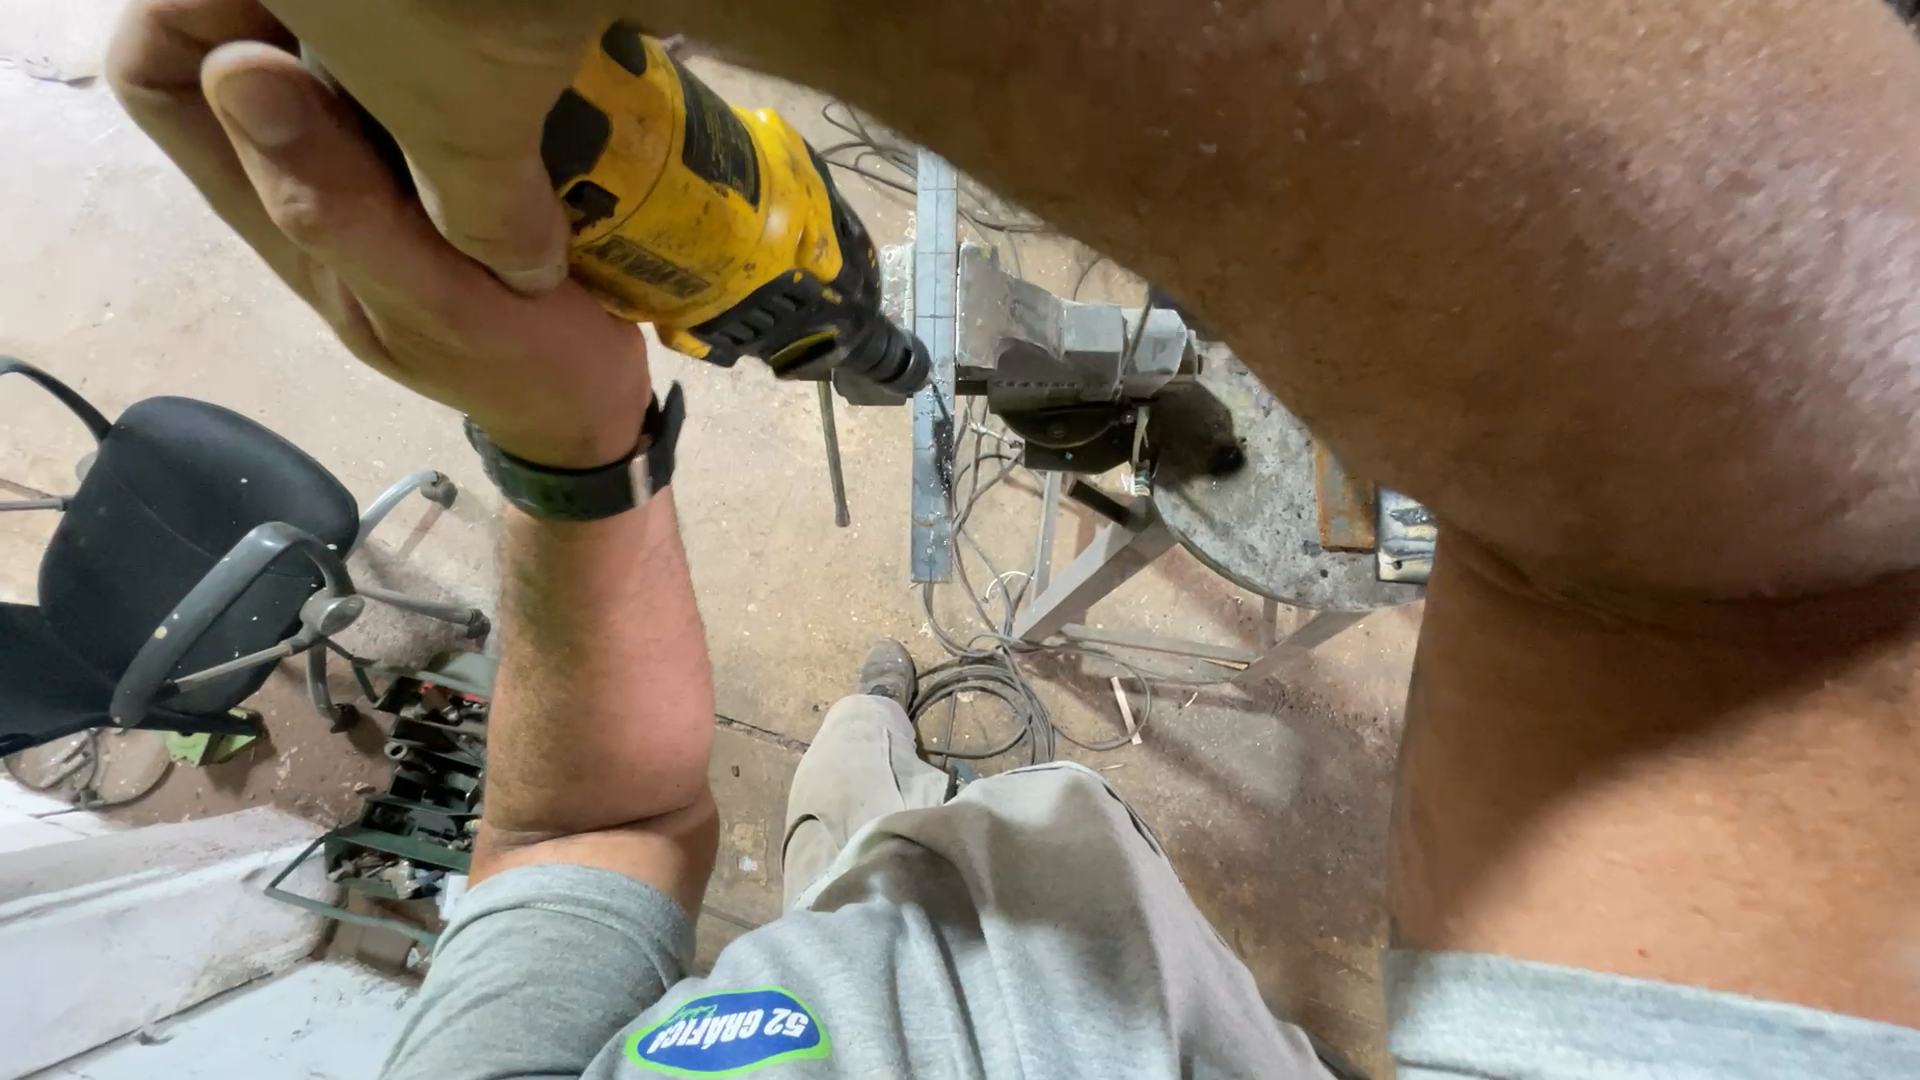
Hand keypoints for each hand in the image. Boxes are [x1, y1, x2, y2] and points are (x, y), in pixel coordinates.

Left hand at [108, 0, 647, 467]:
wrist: (596, 406)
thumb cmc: (532, 369)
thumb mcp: (447, 306)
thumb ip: (349, 215)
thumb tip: (242, 72)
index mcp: (292, 221)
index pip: (169, 84)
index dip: (192, 17)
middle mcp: (322, 188)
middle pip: (248, 60)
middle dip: (303, 16)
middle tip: (405, 14)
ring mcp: (390, 186)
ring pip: (339, 76)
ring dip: (385, 42)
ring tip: (456, 40)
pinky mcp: (451, 185)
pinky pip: (418, 104)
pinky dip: (443, 76)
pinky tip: (495, 79)